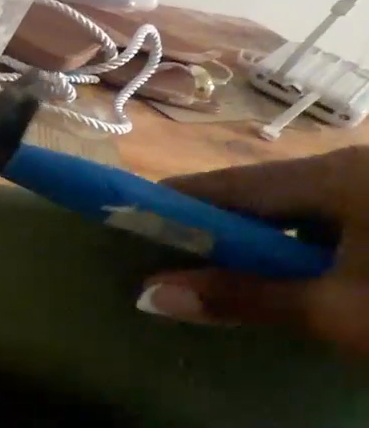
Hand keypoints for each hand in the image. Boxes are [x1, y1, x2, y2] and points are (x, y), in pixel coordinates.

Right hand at [139, 146, 368, 357]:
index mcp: (330, 172)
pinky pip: (354, 217)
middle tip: (206, 274)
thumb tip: (146, 295)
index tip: (134, 234)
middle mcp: (360, 163)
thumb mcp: (345, 317)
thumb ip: (244, 298)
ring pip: (314, 208)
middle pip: (267, 194)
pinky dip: (331, 246)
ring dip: (284, 245)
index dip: (172, 208)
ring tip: (275, 286)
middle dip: (233, 234)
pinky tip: (338, 282)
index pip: (219, 184)